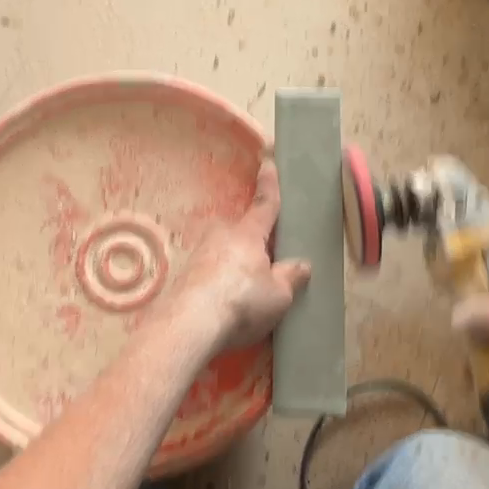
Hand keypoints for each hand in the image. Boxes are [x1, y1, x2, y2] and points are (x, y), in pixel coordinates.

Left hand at [159, 161, 311, 352]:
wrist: (189, 325)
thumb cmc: (242, 301)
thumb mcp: (279, 294)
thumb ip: (291, 277)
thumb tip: (302, 265)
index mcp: (248, 233)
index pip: (265, 204)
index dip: (270, 185)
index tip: (268, 163)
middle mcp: (221, 236)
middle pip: (244, 233)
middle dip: (255, 244)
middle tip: (269, 262)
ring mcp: (200, 254)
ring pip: (226, 253)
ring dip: (237, 266)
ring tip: (250, 293)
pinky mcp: (186, 276)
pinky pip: (213, 272)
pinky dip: (223, 283)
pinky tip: (229, 304)